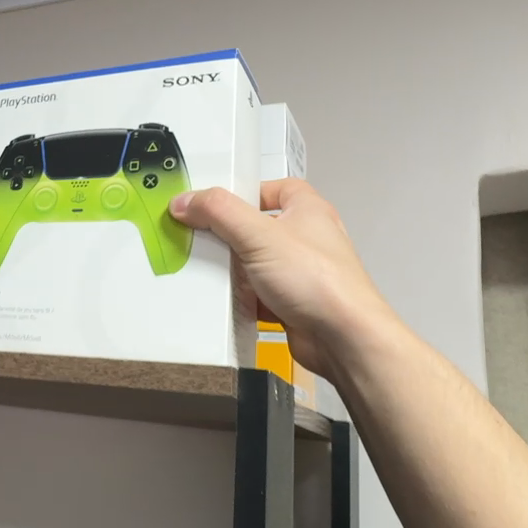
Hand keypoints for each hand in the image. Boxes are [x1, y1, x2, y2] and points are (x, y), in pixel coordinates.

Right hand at [169, 180, 403, 385]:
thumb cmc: (313, 278)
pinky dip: (242, 298)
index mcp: (307, 210)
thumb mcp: (259, 235)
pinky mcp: (294, 303)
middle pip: (258, 227)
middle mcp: (307, 238)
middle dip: (230, 236)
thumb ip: (219, 212)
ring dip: (234, 270)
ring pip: (256, 263)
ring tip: (205, 270)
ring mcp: (301, 273)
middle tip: (200, 238)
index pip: (275, 188)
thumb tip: (183, 201)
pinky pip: (259, 294)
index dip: (247, 192)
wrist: (344, 339)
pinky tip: (224, 300)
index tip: (216, 204)